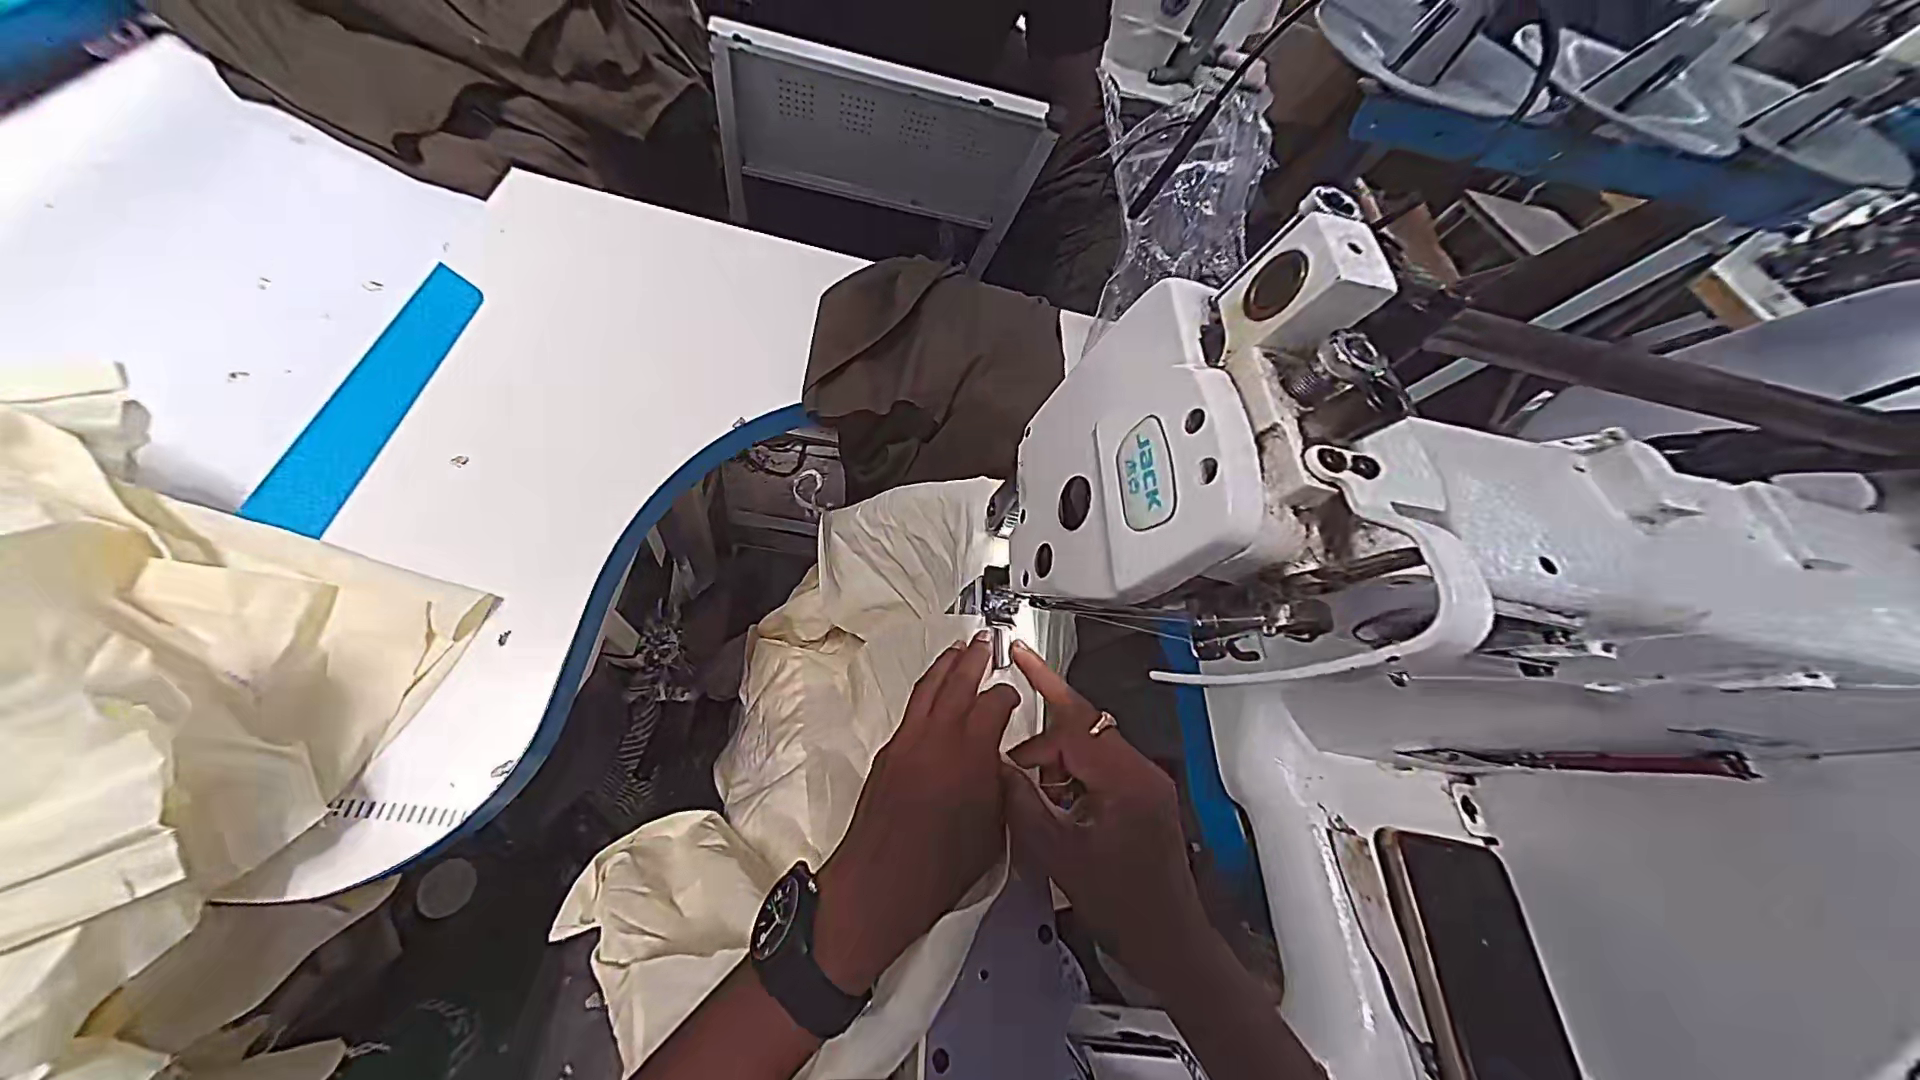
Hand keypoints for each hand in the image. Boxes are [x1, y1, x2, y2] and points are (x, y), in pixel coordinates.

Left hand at [812, 633, 1020, 993]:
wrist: (880, 881)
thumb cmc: (938, 868)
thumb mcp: (991, 828)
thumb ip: (999, 786)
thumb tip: (999, 765)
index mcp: (971, 753)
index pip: (994, 703)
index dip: (1008, 695)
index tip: (1013, 695)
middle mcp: (938, 737)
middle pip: (959, 680)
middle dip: (974, 658)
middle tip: (983, 642)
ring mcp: (910, 740)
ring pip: (930, 687)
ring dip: (945, 664)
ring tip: (956, 650)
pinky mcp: (890, 751)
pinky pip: (912, 707)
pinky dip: (925, 690)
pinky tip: (932, 691)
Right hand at [999, 641, 1210, 986]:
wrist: (1167, 942)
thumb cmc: (1125, 907)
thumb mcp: (1058, 852)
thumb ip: (1023, 801)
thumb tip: (1002, 767)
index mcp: (1126, 779)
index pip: (1076, 719)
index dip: (1043, 685)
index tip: (1023, 657)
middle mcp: (1142, 773)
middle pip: (1080, 733)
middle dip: (1043, 750)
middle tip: (1015, 773)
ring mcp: (1145, 783)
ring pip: (1088, 750)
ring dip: (1057, 767)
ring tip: (1042, 803)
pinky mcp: (1142, 796)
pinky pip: (1099, 769)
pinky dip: (1072, 781)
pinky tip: (1061, 811)